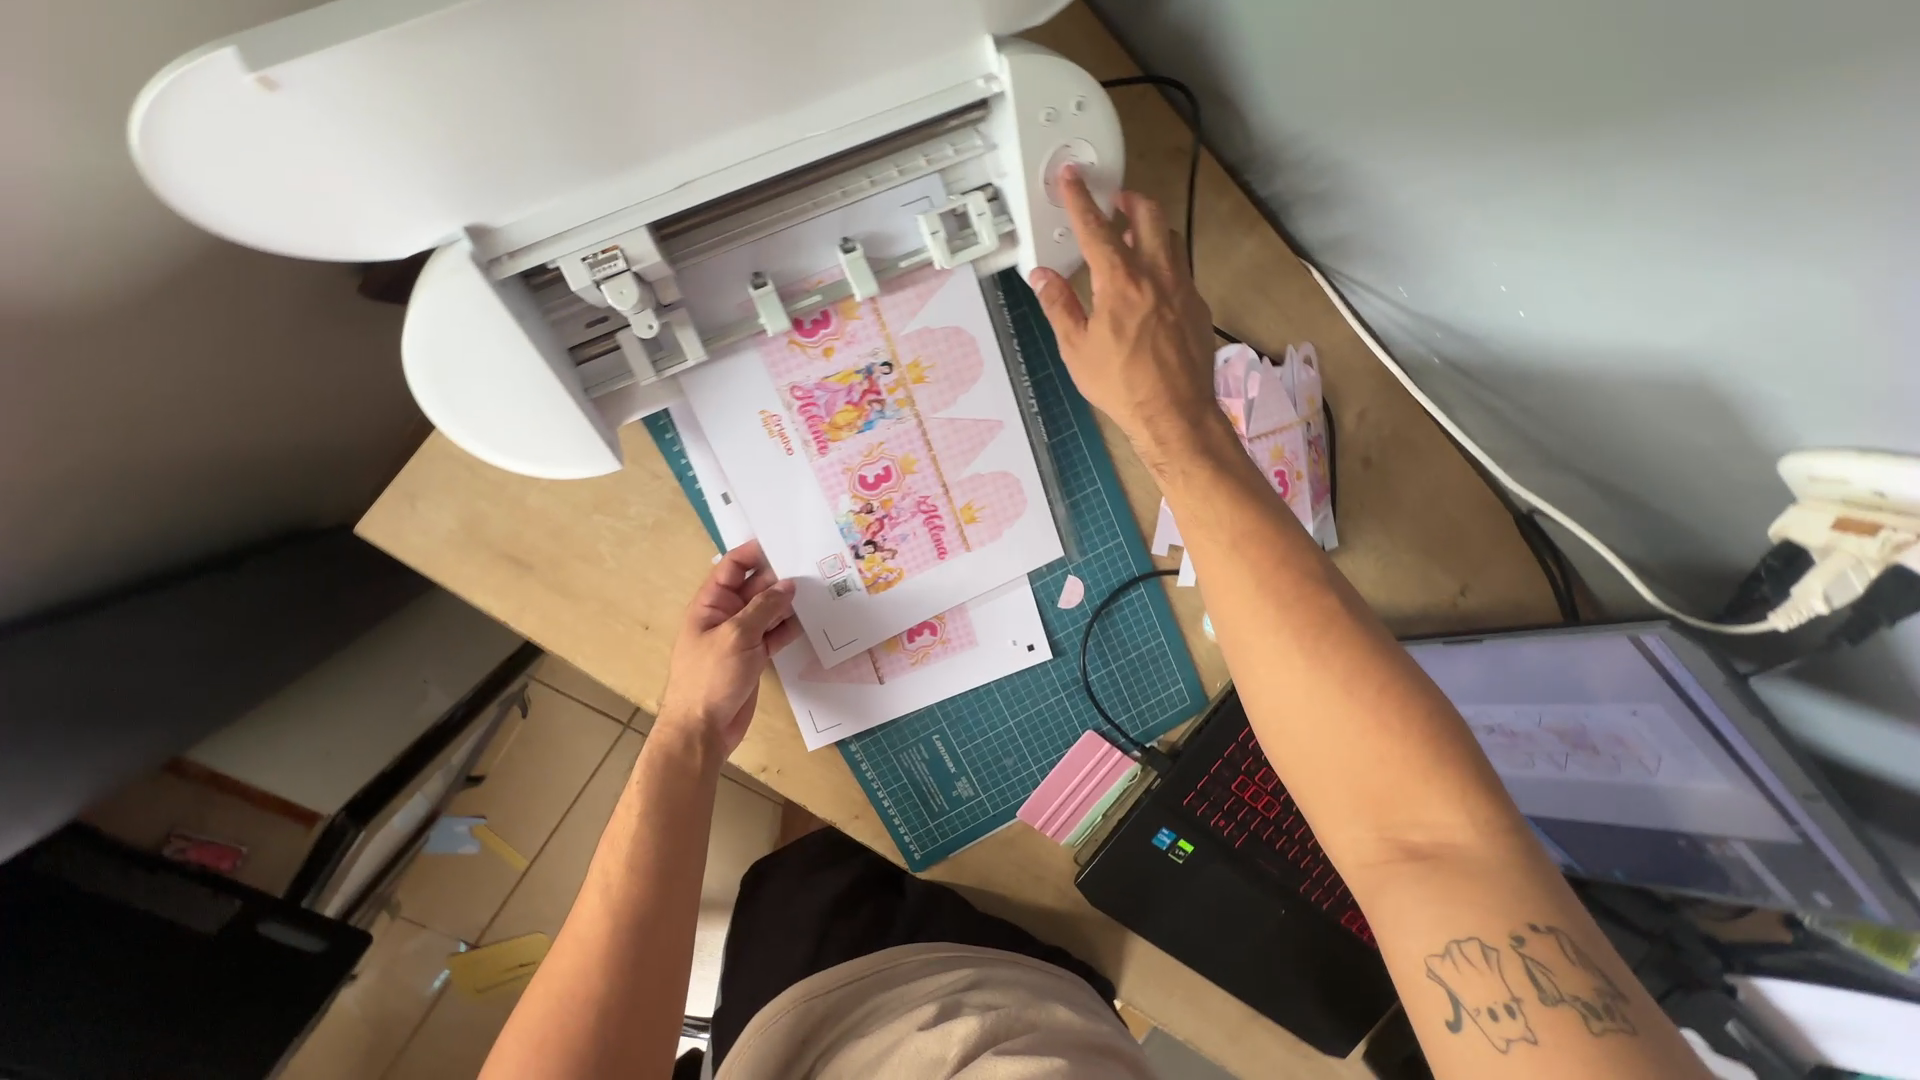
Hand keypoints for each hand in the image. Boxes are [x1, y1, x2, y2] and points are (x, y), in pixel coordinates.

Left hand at [657, 540, 799, 756]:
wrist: (702, 729)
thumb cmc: (709, 678)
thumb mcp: (736, 636)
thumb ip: (763, 608)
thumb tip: (787, 585)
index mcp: (710, 604)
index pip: (732, 567)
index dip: (754, 553)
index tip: (784, 543)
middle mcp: (725, 615)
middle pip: (754, 587)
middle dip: (779, 577)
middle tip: (813, 568)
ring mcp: (741, 637)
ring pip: (768, 610)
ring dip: (788, 603)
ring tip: (820, 590)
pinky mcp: (754, 657)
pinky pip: (774, 634)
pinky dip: (789, 627)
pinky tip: (811, 620)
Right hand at [1028, 168, 1223, 462]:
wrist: (1173, 413)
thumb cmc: (1122, 386)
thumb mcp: (1076, 349)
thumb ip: (1058, 306)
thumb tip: (1042, 277)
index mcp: (1119, 283)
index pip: (1096, 228)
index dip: (1080, 199)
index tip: (1072, 178)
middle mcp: (1156, 276)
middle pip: (1148, 215)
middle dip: (1129, 198)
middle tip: (1115, 199)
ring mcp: (1182, 289)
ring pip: (1170, 238)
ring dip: (1150, 227)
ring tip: (1133, 234)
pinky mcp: (1196, 306)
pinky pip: (1181, 268)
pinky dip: (1165, 260)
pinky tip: (1153, 279)